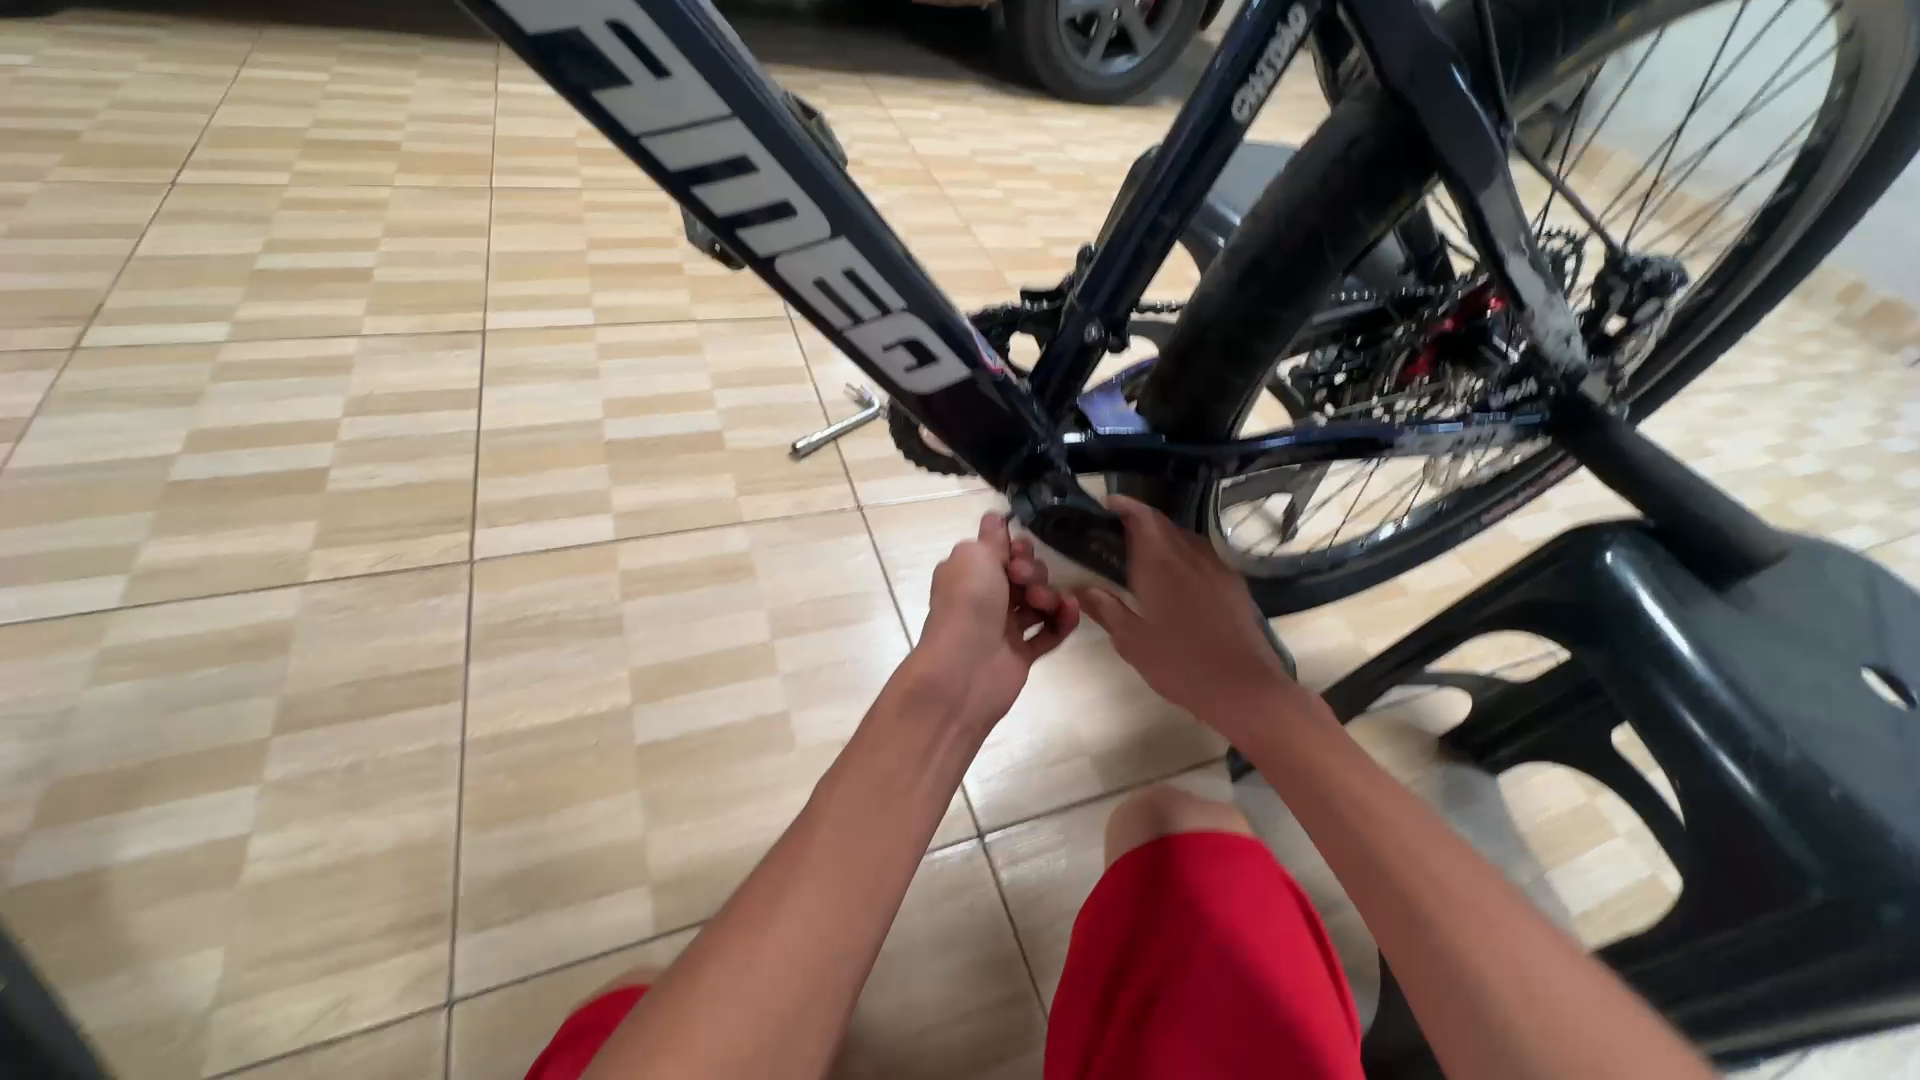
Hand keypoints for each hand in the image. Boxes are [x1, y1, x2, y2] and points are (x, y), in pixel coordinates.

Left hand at [909, 513, 1080, 731]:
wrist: (964, 669)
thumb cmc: (967, 605)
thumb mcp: (974, 557)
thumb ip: (991, 539)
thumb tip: (994, 517)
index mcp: (967, 573)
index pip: (999, 552)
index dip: (1015, 548)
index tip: (1017, 552)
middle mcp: (983, 597)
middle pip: (1023, 574)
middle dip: (1033, 571)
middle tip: (1024, 580)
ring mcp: (1003, 627)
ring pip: (1038, 601)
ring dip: (1048, 595)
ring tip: (1044, 602)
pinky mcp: (1021, 654)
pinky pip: (1049, 631)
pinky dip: (1062, 621)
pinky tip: (1070, 612)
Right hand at [1074, 496, 1317, 733]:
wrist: (1245, 688)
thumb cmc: (1181, 665)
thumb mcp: (1133, 642)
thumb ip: (1106, 610)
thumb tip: (1079, 588)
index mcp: (1162, 566)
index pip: (1144, 520)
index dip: (1127, 506)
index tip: (1109, 503)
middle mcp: (1191, 559)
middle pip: (1166, 526)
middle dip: (1143, 522)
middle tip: (1119, 530)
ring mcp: (1218, 571)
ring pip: (1188, 541)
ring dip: (1165, 538)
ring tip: (1145, 553)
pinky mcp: (1235, 587)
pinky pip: (1204, 558)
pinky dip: (1184, 556)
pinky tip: (1178, 578)